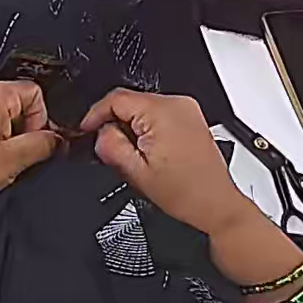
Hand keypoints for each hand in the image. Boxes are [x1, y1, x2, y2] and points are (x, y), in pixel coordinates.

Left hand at [0, 81, 61, 226]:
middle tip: (18, 155)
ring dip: (7, 138)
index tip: (38, 141)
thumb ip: (42, 145)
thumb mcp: (12, 160)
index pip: (36, 93)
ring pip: (2, 116)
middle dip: (25, 130)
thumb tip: (56, 139)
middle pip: (19, 103)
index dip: (43, 119)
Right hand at [80, 89, 263, 236]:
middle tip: (114, 151)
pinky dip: (148, 128)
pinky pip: (159, 114)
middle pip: (129, 101)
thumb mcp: (136, 173)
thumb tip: (100, 132)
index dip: (94, 114)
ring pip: (142, 107)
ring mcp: (187, 109)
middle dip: (114, 123)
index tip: (86, 129)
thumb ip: (110, 146)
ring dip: (131, 126)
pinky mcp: (191, 117)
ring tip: (138, 156)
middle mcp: (177, 104)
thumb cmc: (186, 193)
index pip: (115, 98)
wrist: (215, 204)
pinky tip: (152, 153)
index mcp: (162, 112)